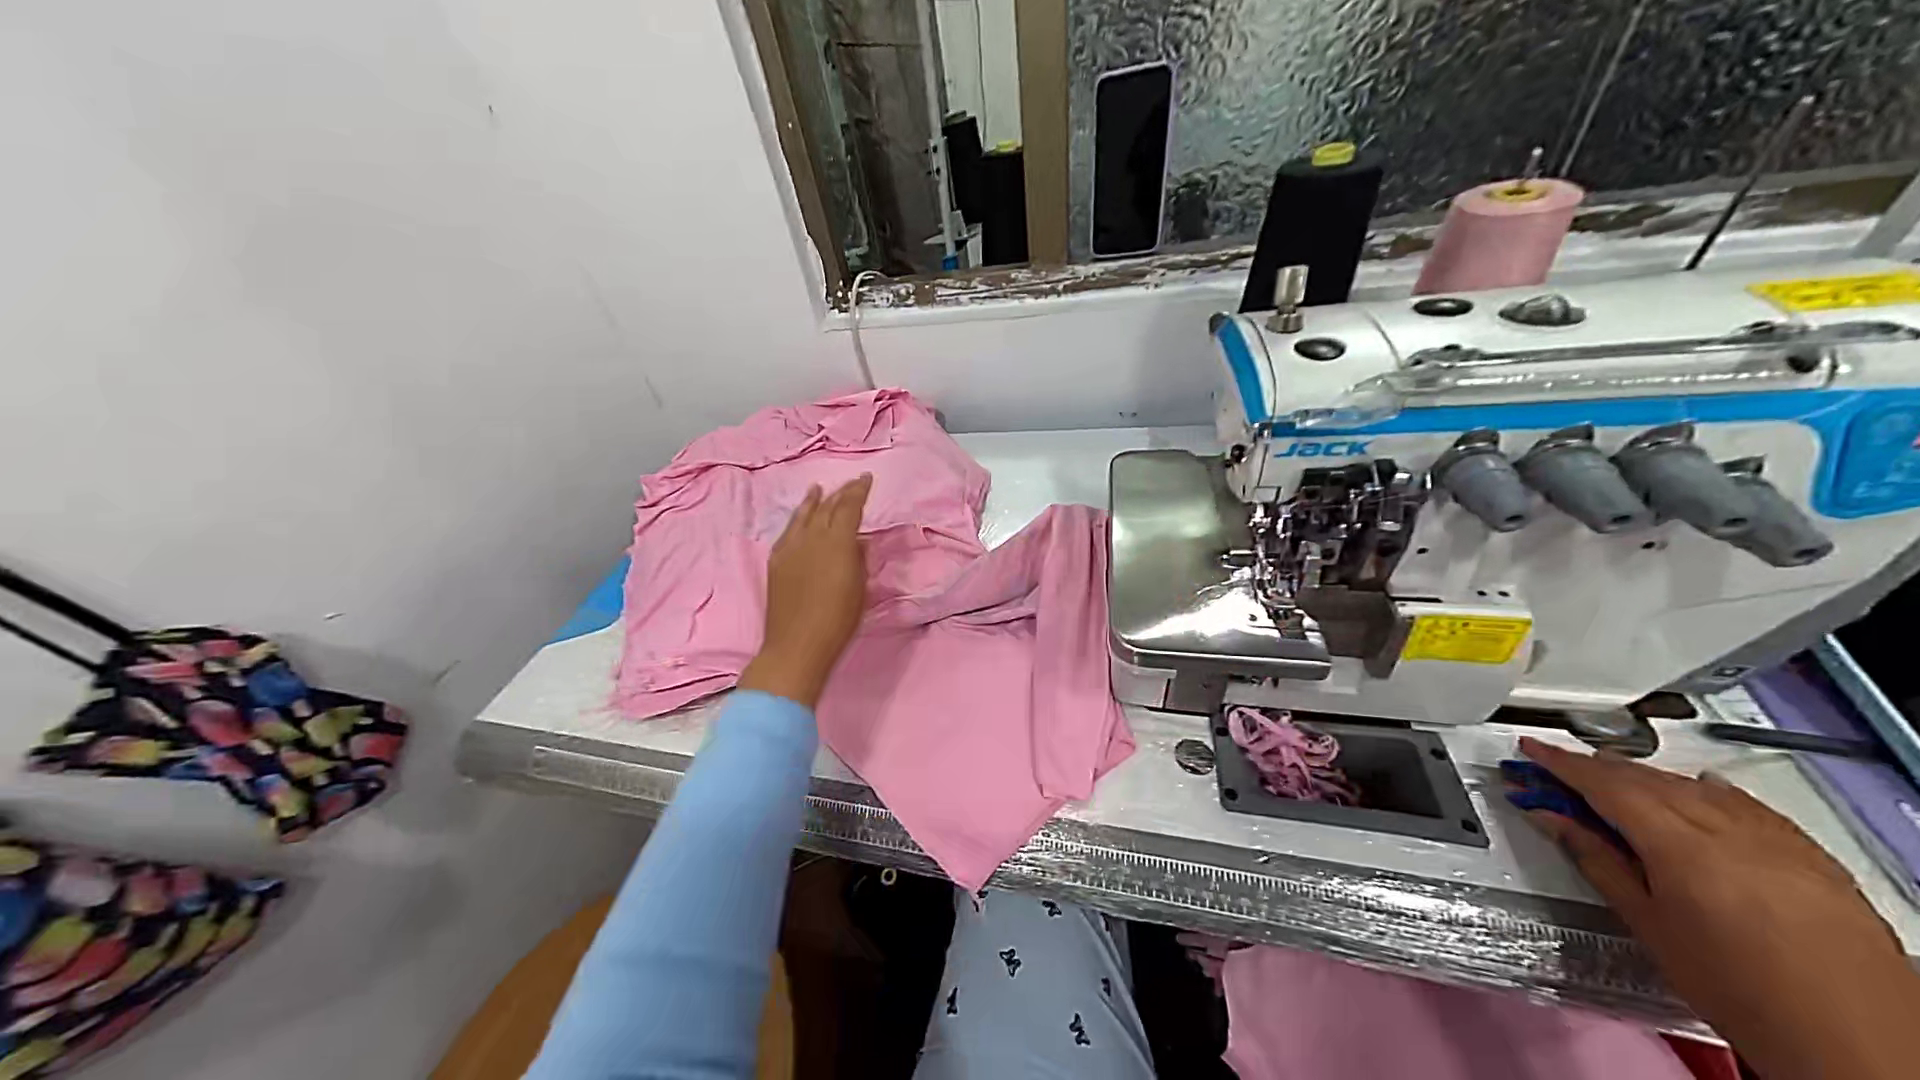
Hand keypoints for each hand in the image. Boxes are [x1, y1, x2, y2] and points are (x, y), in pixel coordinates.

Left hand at [737, 475, 871, 707]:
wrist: (796, 645)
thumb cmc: (838, 622)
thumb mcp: (860, 590)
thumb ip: (859, 560)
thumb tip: (858, 542)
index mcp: (839, 543)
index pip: (850, 507)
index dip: (858, 490)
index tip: (866, 479)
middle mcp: (813, 538)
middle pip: (827, 507)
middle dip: (841, 492)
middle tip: (851, 483)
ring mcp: (790, 548)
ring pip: (803, 515)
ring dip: (814, 501)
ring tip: (818, 489)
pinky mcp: (776, 561)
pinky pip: (788, 531)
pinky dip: (797, 519)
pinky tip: (799, 518)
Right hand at [1520, 737, 1919, 1079]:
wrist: (1857, 1048)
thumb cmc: (1734, 990)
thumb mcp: (1648, 925)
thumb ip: (1597, 861)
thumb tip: (1550, 817)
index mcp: (1681, 849)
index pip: (1608, 786)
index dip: (1562, 763)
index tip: (1530, 749)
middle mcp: (1731, 833)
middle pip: (1650, 780)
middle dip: (1597, 768)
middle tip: (1558, 766)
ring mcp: (1779, 842)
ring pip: (1695, 787)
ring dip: (1646, 776)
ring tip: (1613, 776)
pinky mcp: (1814, 857)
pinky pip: (1748, 805)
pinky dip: (1707, 790)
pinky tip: (1696, 787)